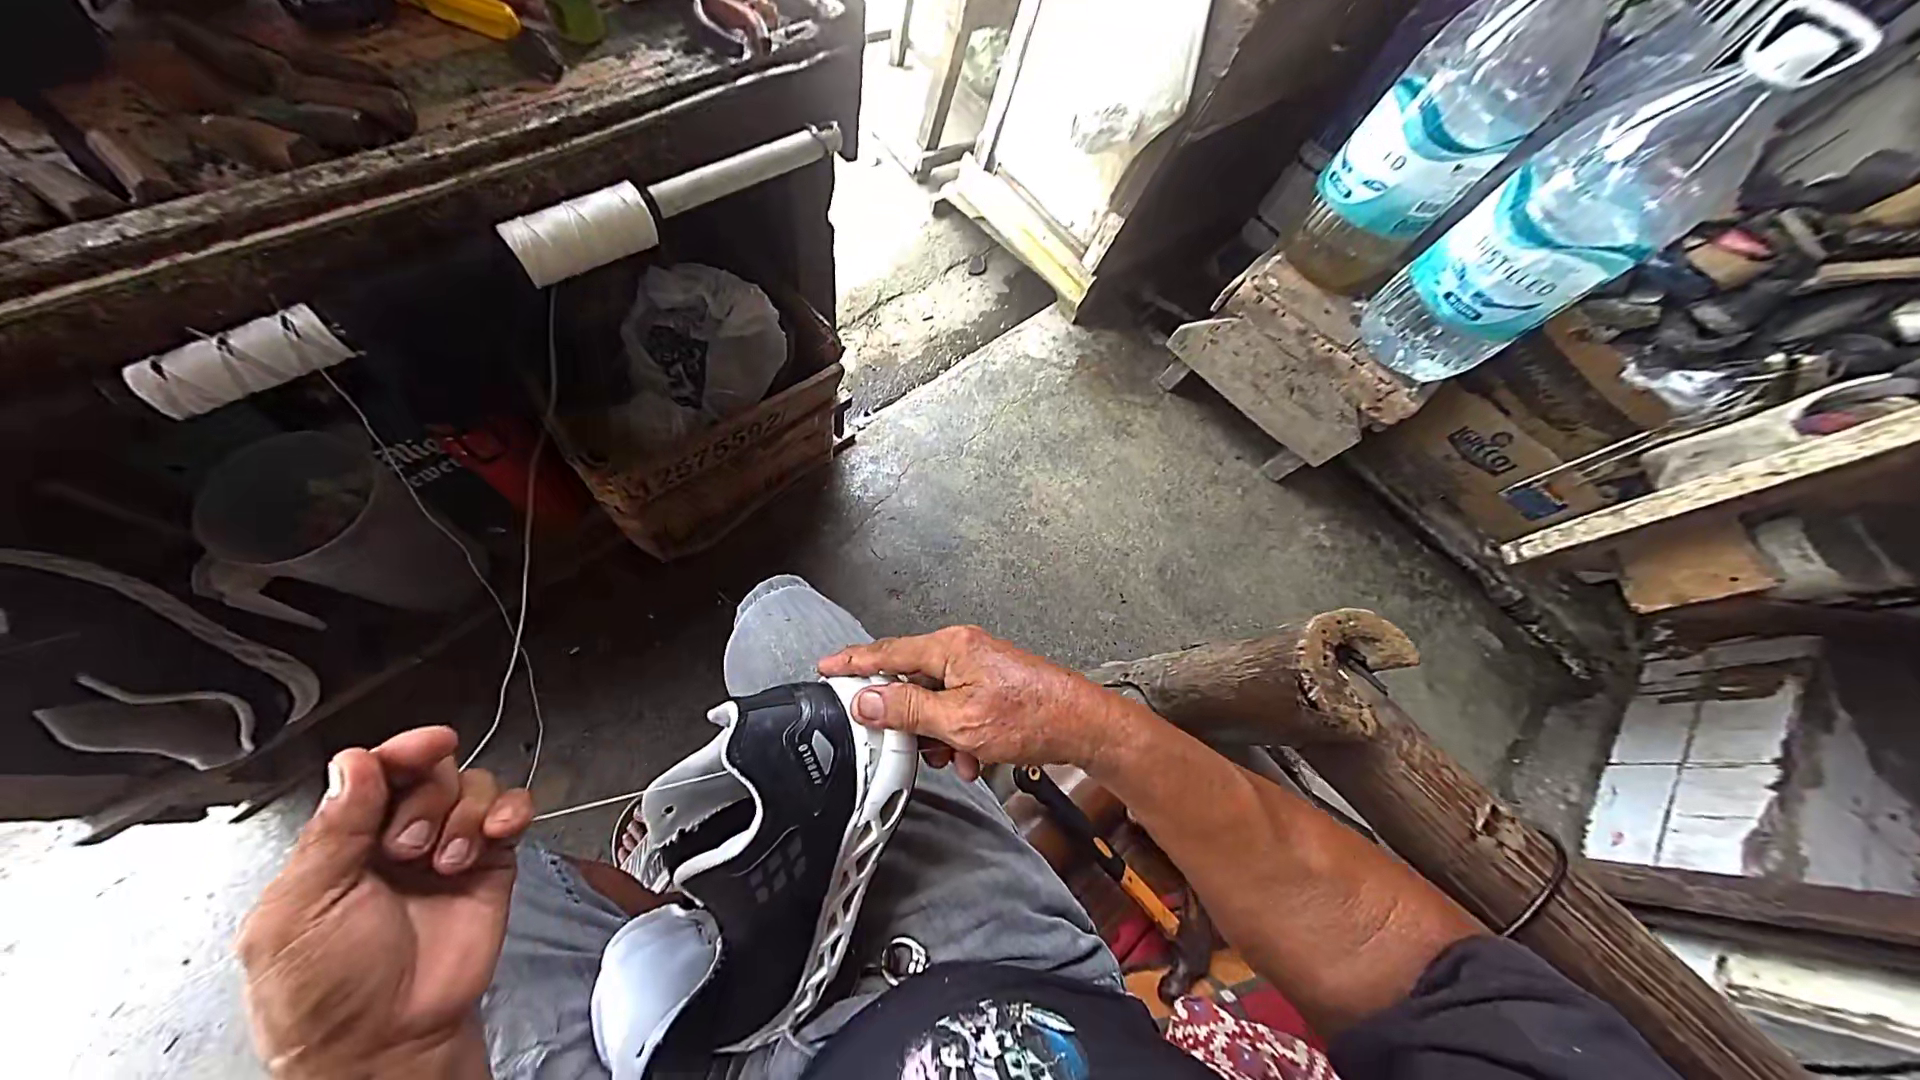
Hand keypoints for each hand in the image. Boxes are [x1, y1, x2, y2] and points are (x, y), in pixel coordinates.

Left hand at [237, 726, 532, 1079]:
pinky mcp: (494, 857)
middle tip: (408, 845)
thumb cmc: (329, 989)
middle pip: (432, 772)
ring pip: (476, 785)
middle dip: (428, 799)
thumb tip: (354, 764)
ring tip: (446, 861)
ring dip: (466, 814)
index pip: (376, 773)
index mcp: (342, 843)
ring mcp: (451, 844)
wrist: (393, 1034)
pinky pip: (514, 809)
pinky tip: (495, 834)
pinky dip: (511, 810)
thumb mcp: (299, 912)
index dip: (403, 751)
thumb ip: (332, 833)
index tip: (429, 744)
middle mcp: (399, 835)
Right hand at [817, 626, 1144, 777]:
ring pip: (935, 701)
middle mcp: (962, 650)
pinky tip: (975, 756)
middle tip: (905, 742)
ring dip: (937, 734)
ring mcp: (978, 667)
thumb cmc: (1032, 716)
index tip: (829, 667)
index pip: (887, 652)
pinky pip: (957, 707)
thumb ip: (907, 710)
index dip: (853, 662)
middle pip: (910, 680)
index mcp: (950, 648)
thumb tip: (868, 701)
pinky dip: (958, 734)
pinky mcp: (990, 684)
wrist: (1082, 724)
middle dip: (907, 718)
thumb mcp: (958, 721)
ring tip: (956, 755)